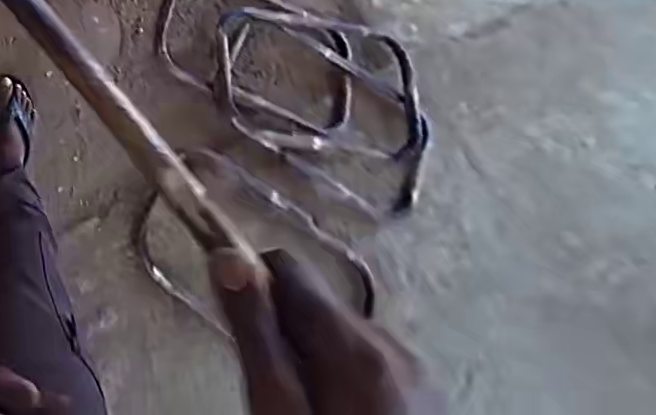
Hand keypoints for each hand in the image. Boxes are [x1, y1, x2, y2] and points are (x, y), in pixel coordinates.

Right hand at [210, 248, 443, 414]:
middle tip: (267, 374)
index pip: (284, 265)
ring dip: (308, 350)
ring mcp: (420, 380)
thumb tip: (226, 255)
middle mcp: (394, 349)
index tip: (233, 316)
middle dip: (280, 323)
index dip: (249, 281)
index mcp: (354, 342)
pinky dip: (339, 373)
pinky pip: (366, 362)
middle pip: (311, 298)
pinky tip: (333, 412)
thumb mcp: (276, 404)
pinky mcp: (429, 405)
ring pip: (337, 330)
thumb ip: (252, 325)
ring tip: (299, 400)